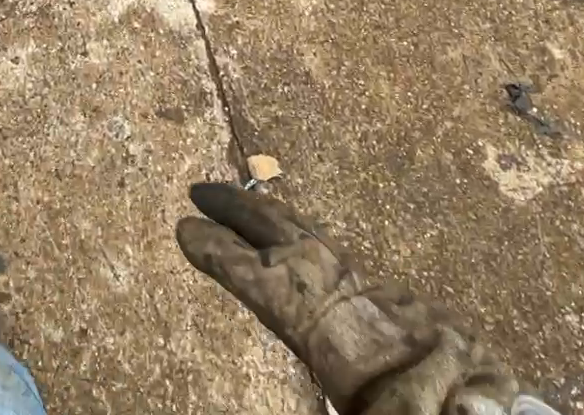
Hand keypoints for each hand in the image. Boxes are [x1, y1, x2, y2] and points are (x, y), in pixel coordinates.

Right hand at [176, 184, 549, 414]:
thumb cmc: (401, 412)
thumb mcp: (348, 403)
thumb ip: (316, 365)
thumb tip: (270, 383)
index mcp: (321, 323)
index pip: (257, 277)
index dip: (218, 252)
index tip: (183, 229)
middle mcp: (343, 293)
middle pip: (284, 237)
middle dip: (238, 210)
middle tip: (200, 191)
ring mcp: (375, 291)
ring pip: (313, 239)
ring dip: (272, 218)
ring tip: (239, 205)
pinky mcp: (401, 299)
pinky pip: (339, 257)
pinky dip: (306, 240)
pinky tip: (298, 246)